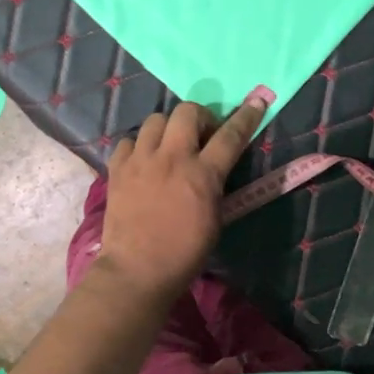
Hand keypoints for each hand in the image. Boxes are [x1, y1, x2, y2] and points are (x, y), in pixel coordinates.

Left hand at [98, 89, 270, 299]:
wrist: (137, 271)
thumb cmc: (184, 254)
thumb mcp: (215, 220)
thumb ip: (216, 186)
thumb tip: (215, 167)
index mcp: (202, 174)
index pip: (230, 135)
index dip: (246, 116)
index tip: (256, 102)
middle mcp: (172, 158)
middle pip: (187, 112)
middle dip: (199, 117)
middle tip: (202, 136)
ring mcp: (141, 160)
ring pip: (155, 120)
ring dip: (167, 128)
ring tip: (169, 147)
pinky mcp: (117, 169)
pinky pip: (128, 141)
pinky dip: (138, 147)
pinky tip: (142, 162)